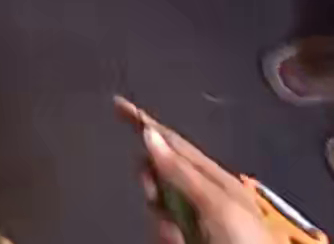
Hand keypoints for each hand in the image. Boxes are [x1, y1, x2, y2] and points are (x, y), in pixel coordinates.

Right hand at [116, 98, 282, 243]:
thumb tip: (148, 132)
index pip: (173, 142)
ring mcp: (200, 222)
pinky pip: (163, 228)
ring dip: (160, 218)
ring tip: (176, 237)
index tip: (117, 104)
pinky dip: (164, 235)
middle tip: (153, 196)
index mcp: (216, 180)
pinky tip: (176, 243)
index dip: (145, 121)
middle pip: (160, 171)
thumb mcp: (216, 206)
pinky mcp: (192, 241)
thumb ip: (180, 170)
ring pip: (159, 203)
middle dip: (151, 182)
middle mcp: (205, 196)